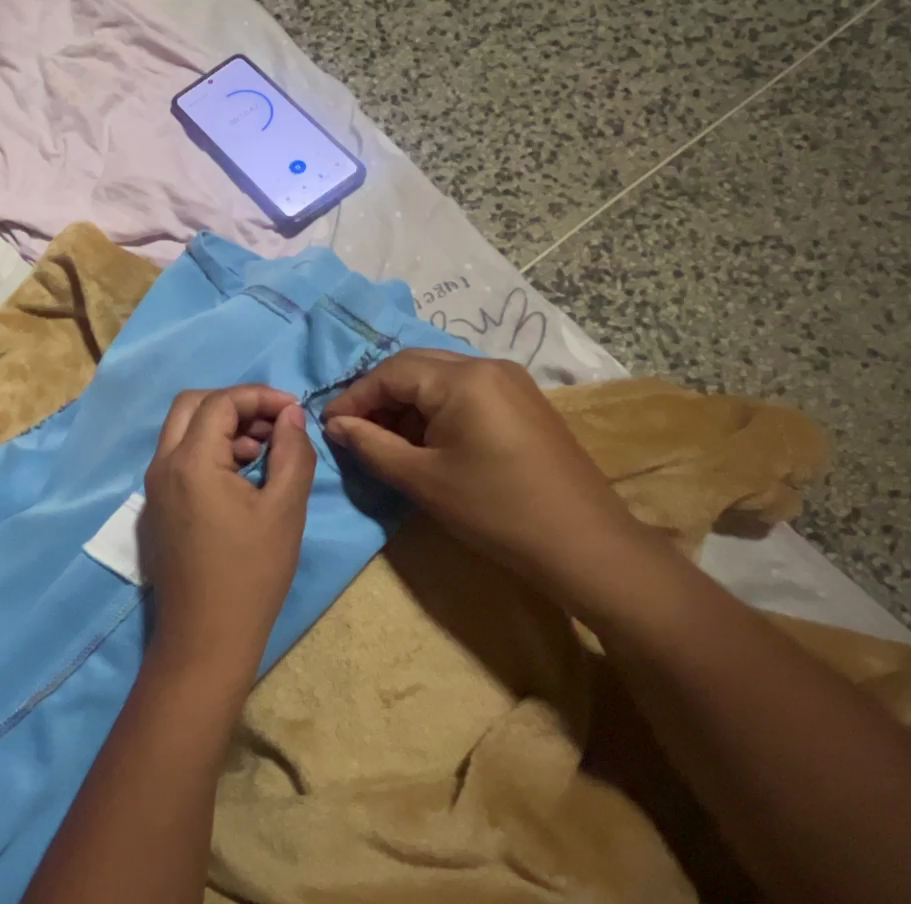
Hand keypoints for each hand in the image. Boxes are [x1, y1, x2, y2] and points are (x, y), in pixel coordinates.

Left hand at [140, 386, 316, 666]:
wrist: (206, 636)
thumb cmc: (252, 572)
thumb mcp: (285, 509)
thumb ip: (291, 453)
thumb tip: (290, 416)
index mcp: (190, 461)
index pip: (221, 402)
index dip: (260, 396)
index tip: (294, 411)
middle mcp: (162, 466)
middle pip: (191, 406)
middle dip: (235, 405)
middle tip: (273, 426)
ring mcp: (153, 488)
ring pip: (182, 432)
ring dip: (221, 429)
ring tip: (264, 455)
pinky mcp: (156, 508)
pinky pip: (178, 460)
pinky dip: (207, 452)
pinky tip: (242, 479)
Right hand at [320, 350, 650, 598]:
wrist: (582, 543)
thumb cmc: (494, 510)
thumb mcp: (421, 479)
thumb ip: (371, 446)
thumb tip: (336, 426)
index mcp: (462, 379)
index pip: (390, 372)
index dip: (354, 397)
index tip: (328, 427)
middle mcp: (487, 367)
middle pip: (414, 367)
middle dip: (377, 396)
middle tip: (351, 431)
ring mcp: (510, 382)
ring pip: (439, 379)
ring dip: (405, 404)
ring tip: (383, 441)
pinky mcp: (522, 403)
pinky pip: (464, 393)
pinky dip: (433, 411)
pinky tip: (422, 443)